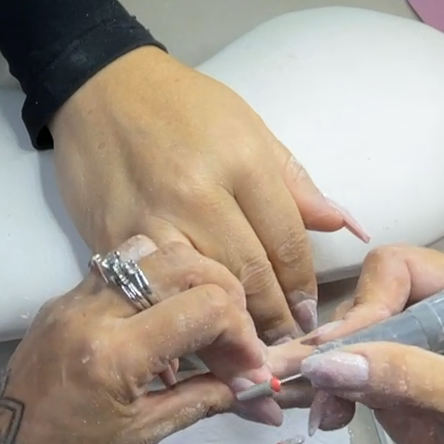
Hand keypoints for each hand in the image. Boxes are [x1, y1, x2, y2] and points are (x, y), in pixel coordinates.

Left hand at [0, 236, 274, 443]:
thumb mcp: (145, 432)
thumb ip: (206, 399)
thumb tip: (263, 394)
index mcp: (114, 353)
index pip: (204, 307)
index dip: (241, 333)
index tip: (246, 365)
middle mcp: (92, 312)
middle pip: (182, 264)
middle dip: (223, 295)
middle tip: (231, 335)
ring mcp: (72, 299)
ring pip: (147, 253)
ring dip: (186, 278)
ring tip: (197, 320)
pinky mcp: (61, 298)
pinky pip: (116, 268)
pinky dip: (151, 282)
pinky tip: (159, 319)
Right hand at [50, 47, 365, 343]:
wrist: (98, 91)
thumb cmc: (179, 106)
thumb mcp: (247, 128)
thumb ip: (294, 183)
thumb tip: (346, 227)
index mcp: (240, 161)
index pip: (285, 241)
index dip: (300, 286)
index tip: (308, 316)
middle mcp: (197, 194)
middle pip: (247, 274)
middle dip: (271, 317)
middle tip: (283, 347)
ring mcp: (149, 220)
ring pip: (198, 290)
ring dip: (226, 327)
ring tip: (243, 352)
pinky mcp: (109, 238)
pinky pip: (150, 289)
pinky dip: (171, 318)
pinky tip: (187, 338)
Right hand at [271, 246, 443, 443]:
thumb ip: (406, 376)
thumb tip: (324, 364)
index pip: (396, 270)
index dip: (367, 304)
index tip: (348, 350)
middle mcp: (432, 313)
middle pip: (359, 306)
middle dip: (332, 347)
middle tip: (305, 380)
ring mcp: (406, 350)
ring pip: (341, 344)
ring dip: (317, 373)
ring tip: (301, 403)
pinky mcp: (385, 385)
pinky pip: (339, 377)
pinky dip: (320, 394)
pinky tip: (321, 417)